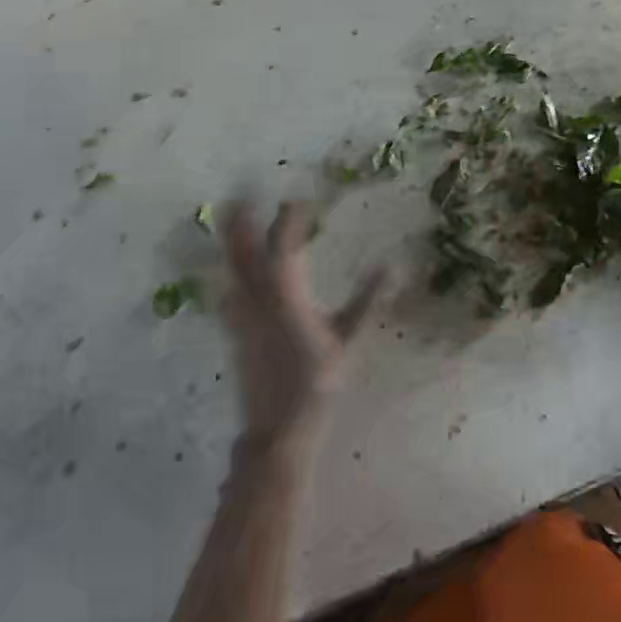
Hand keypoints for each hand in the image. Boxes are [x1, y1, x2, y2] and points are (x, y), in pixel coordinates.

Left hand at [219, 201, 388, 450]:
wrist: (278, 427)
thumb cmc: (317, 384)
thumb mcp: (348, 340)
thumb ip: (367, 301)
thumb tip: (392, 267)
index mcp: (288, 300)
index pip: (285, 250)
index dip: (289, 221)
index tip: (299, 200)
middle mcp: (258, 302)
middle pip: (242, 254)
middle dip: (239, 223)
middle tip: (238, 194)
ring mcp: (241, 317)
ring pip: (231, 270)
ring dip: (232, 243)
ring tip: (233, 220)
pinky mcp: (234, 332)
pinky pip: (228, 290)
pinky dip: (231, 271)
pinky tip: (234, 271)